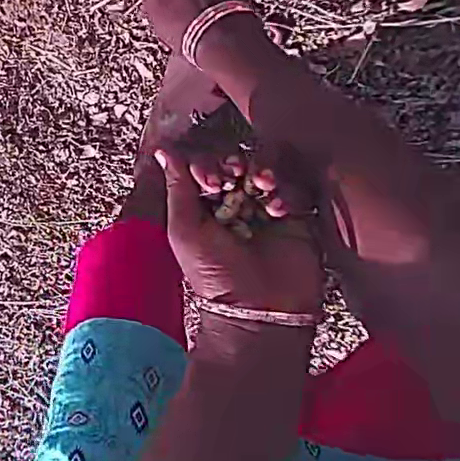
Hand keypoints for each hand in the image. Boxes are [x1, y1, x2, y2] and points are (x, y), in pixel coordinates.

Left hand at [155, 143, 325, 316]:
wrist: (256, 309)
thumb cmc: (211, 272)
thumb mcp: (184, 227)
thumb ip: (177, 187)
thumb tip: (162, 151)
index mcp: (203, 204)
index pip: (206, 166)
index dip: (207, 165)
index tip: (211, 181)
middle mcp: (234, 203)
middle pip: (236, 164)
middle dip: (234, 164)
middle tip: (234, 177)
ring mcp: (265, 209)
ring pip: (266, 171)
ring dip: (262, 171)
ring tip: (260, 184)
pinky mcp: (296, 220)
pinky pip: (295, 191)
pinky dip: (287, 193)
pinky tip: (277, 209)